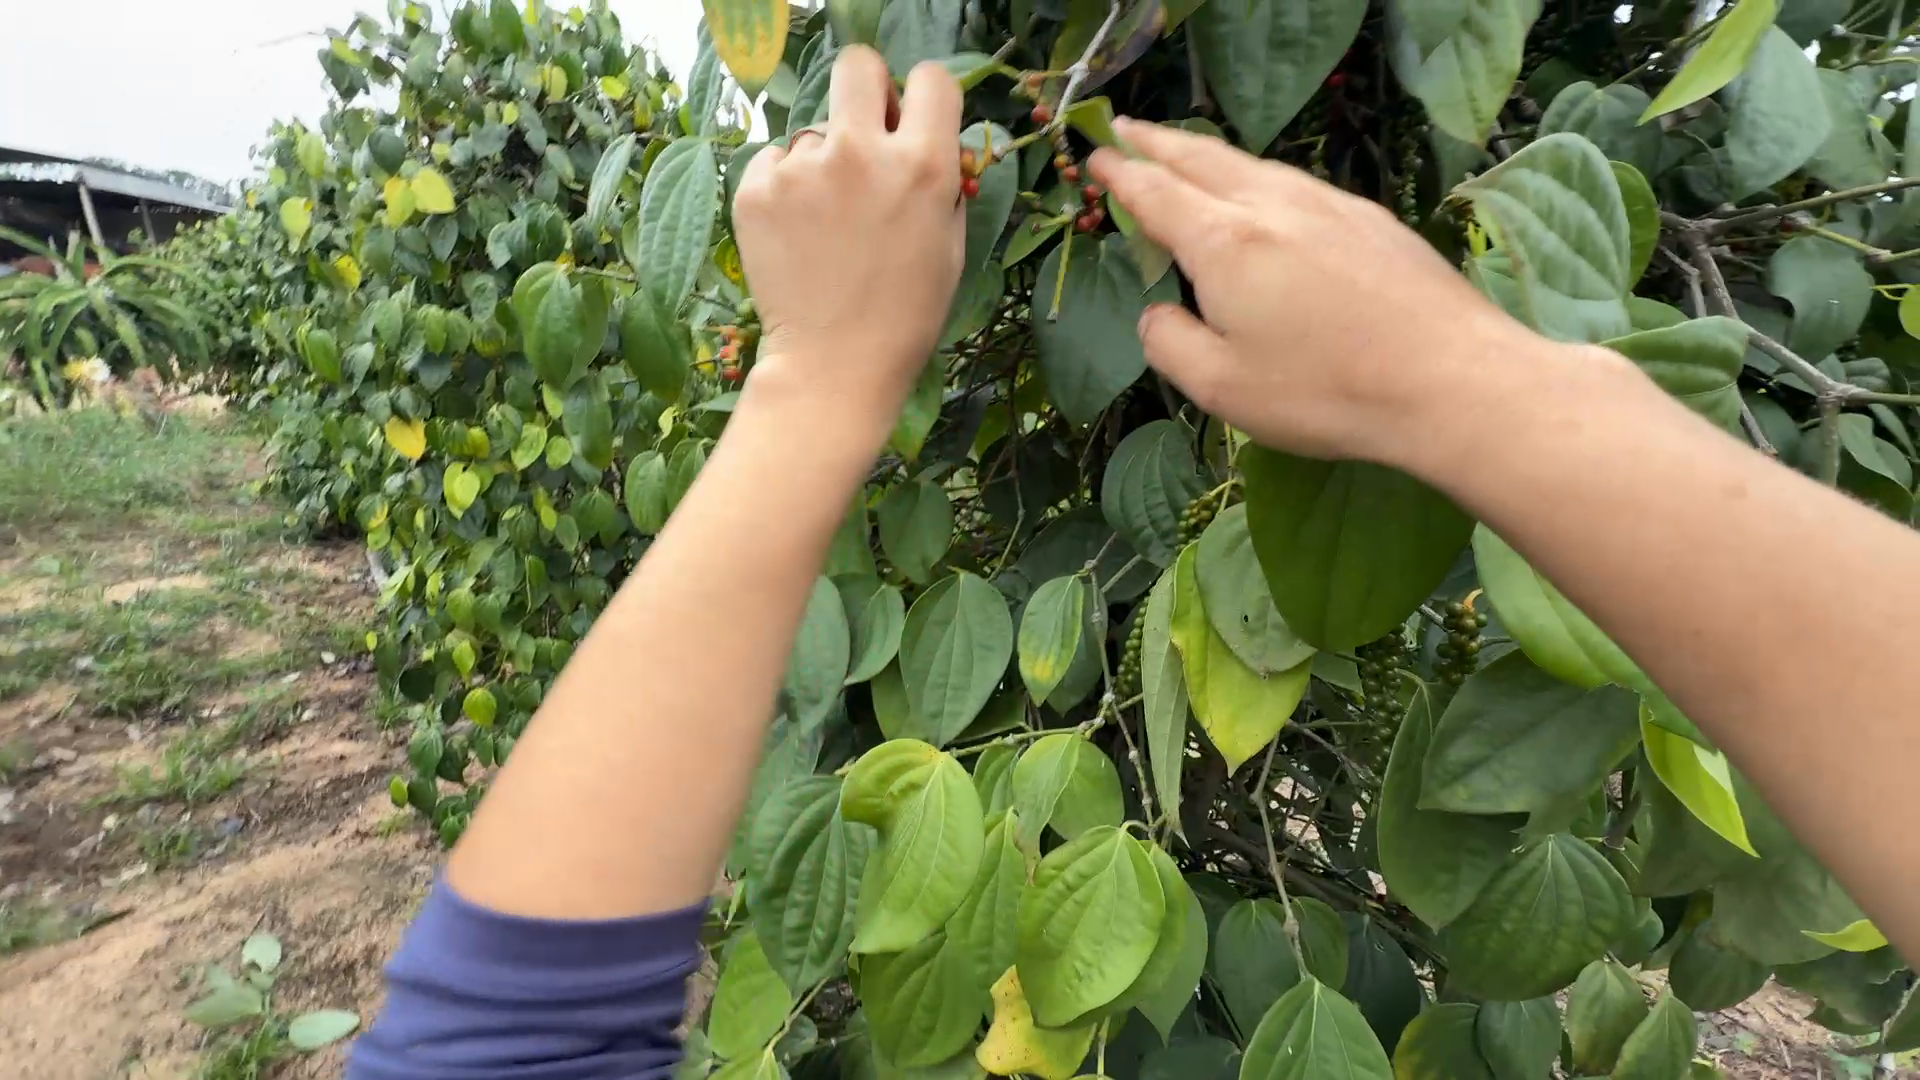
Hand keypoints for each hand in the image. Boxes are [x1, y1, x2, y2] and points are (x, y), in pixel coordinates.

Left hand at [730, 47, 964, 447]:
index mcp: (922, 166)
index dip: (924, 99)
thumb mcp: (949, 253)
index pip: (931, 80)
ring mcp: (801, 167)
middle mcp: (860, 151)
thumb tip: (932, 149)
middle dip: (865, 92)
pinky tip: (797, 237)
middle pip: (856, 66)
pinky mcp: (756, 189)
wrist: (834, 366)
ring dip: (823, 164)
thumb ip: (943, 188)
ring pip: (813, 132)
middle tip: (863, 140)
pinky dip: (786, 191)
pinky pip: (775, 164)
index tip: (914, 123)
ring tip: (826, 226)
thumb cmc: (905, 319)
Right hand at [1089, 120, 1555, 465]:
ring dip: (1205, 154)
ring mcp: (1328, 205)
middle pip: (1202, 159)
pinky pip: (1292, 183)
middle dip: (1155, 141)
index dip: (1121, 174)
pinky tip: (1257, 194)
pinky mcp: (1367, 219)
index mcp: (1226, 244)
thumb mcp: (1217, 386)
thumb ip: (1167, 343)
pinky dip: (1253, 176)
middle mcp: (1274, 207)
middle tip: (1122, 128)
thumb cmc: (1320, 390)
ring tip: (1181, 153)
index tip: (1095, 158)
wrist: (1448, 381)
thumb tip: (1156, 312)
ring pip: (1251, 164)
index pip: (1157, 193)